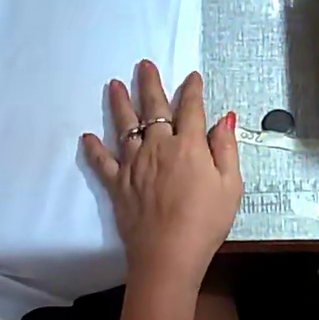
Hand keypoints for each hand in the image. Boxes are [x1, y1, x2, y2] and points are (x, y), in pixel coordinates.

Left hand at [81, 61, 241, 288]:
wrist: (169, 254)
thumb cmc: (206, 222)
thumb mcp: (231, 185)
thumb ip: (225, 149)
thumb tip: (224, 118)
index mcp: (188, 146)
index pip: (191, 109)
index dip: (192, 90)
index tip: (192, 77)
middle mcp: (158, 146)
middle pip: (153, 107)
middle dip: (150, 84)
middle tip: (144, 64)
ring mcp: (134, 164)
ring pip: (124, 126)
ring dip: (119, 103)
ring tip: (113, 85)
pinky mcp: (117, 184)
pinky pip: (102, 162)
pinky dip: (93, 148)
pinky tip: (87, 136)